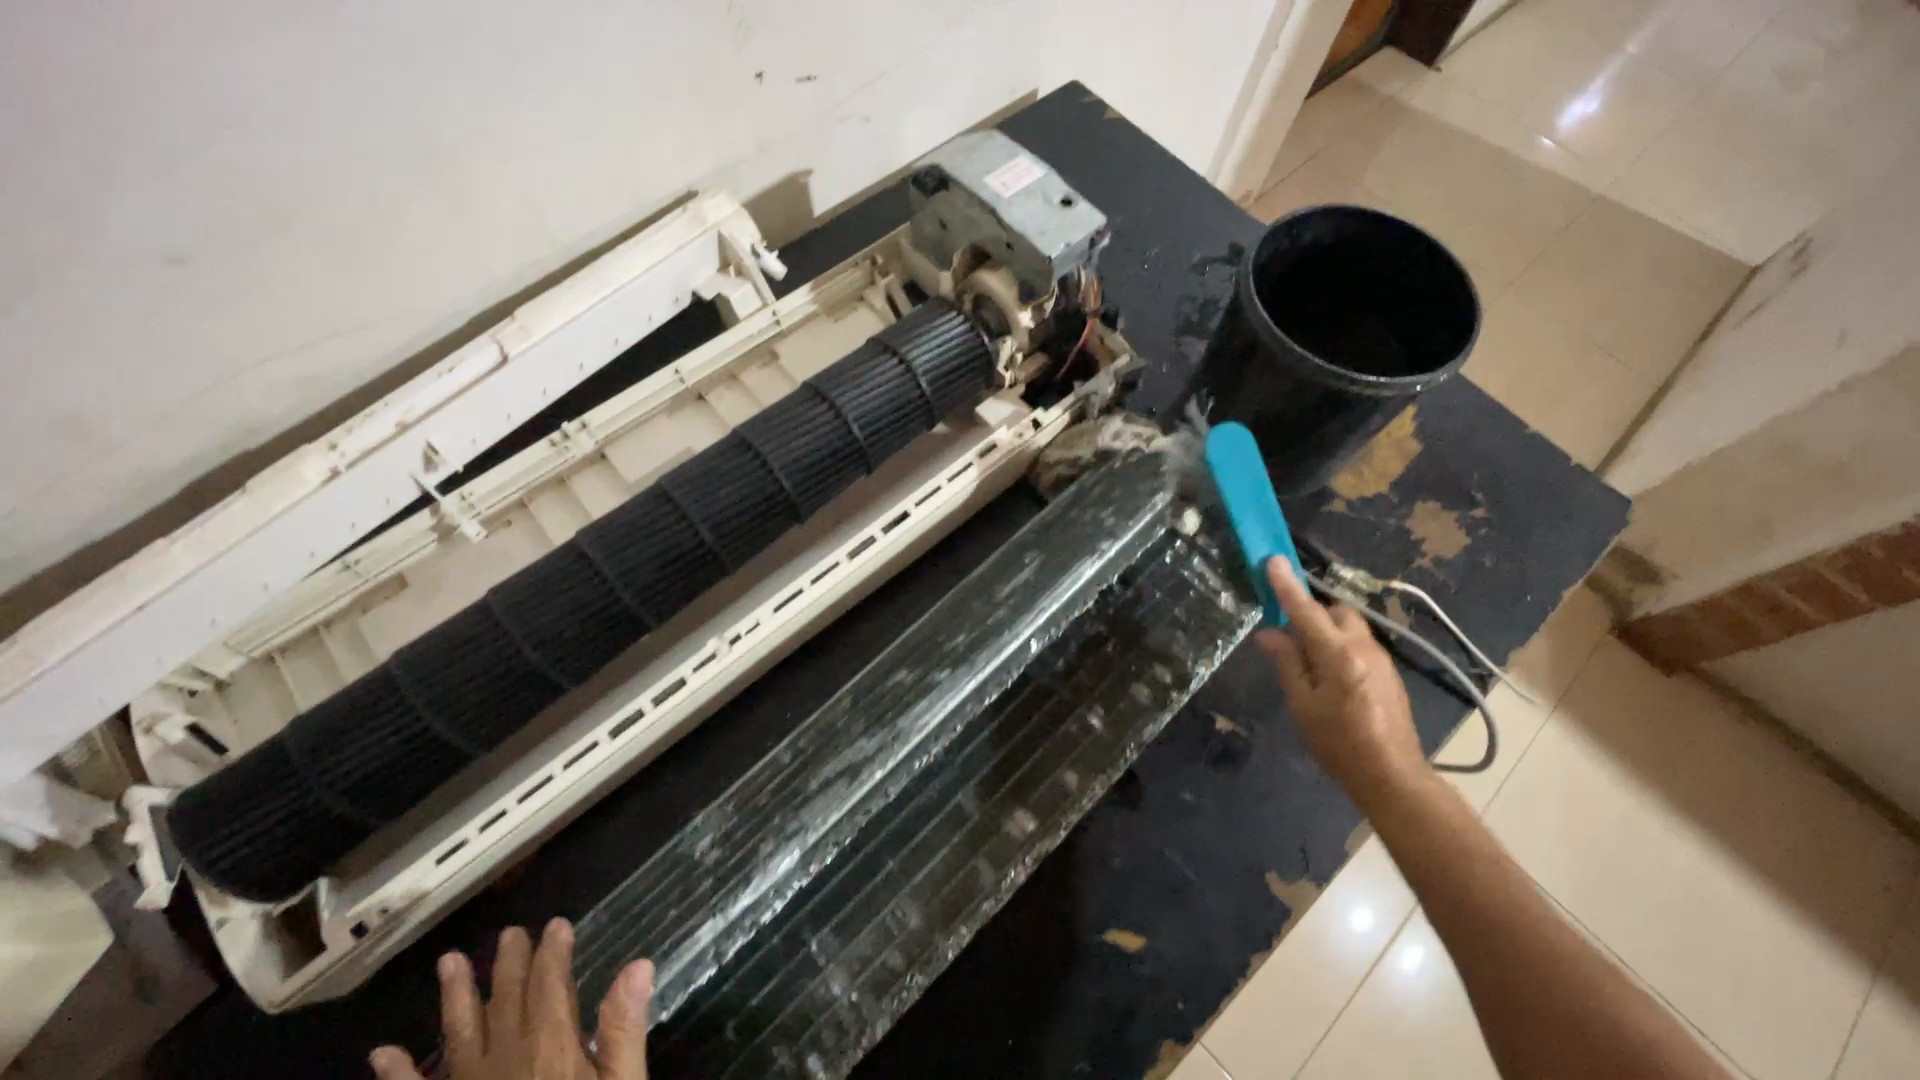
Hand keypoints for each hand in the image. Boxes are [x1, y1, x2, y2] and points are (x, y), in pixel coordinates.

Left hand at [370, 919, 653, 1079]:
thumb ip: (623, 1032)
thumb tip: (638, 965)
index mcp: (552, 1050)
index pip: (551, 986)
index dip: (554, 953)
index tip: (557, 925)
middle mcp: (504, 1062)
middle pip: (506, 1002)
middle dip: (510, 964)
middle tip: (511, 932)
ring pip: (459, 1036)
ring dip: (454, 998)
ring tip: (449, 963)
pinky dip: (396, 1075)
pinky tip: (382, 1054)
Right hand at [1256, 557, 1425, 806]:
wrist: (1393, 775)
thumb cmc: (1338, 745)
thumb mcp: (1303, 706)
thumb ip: (1288, 664)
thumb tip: (1271, 634)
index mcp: (1338, 656)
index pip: (1306, 611)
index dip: (1287, 586)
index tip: (1274, 560)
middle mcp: (1364, 648)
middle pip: (1336, 612)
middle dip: (1312, 611)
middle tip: (1288, 632)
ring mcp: (1381, 659)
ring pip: (1350, 627)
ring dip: (1326, 630)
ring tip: (1306, 659)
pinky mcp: (1389, 672)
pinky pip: (1359, 645)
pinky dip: (1339, 646)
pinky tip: (1328, 675)